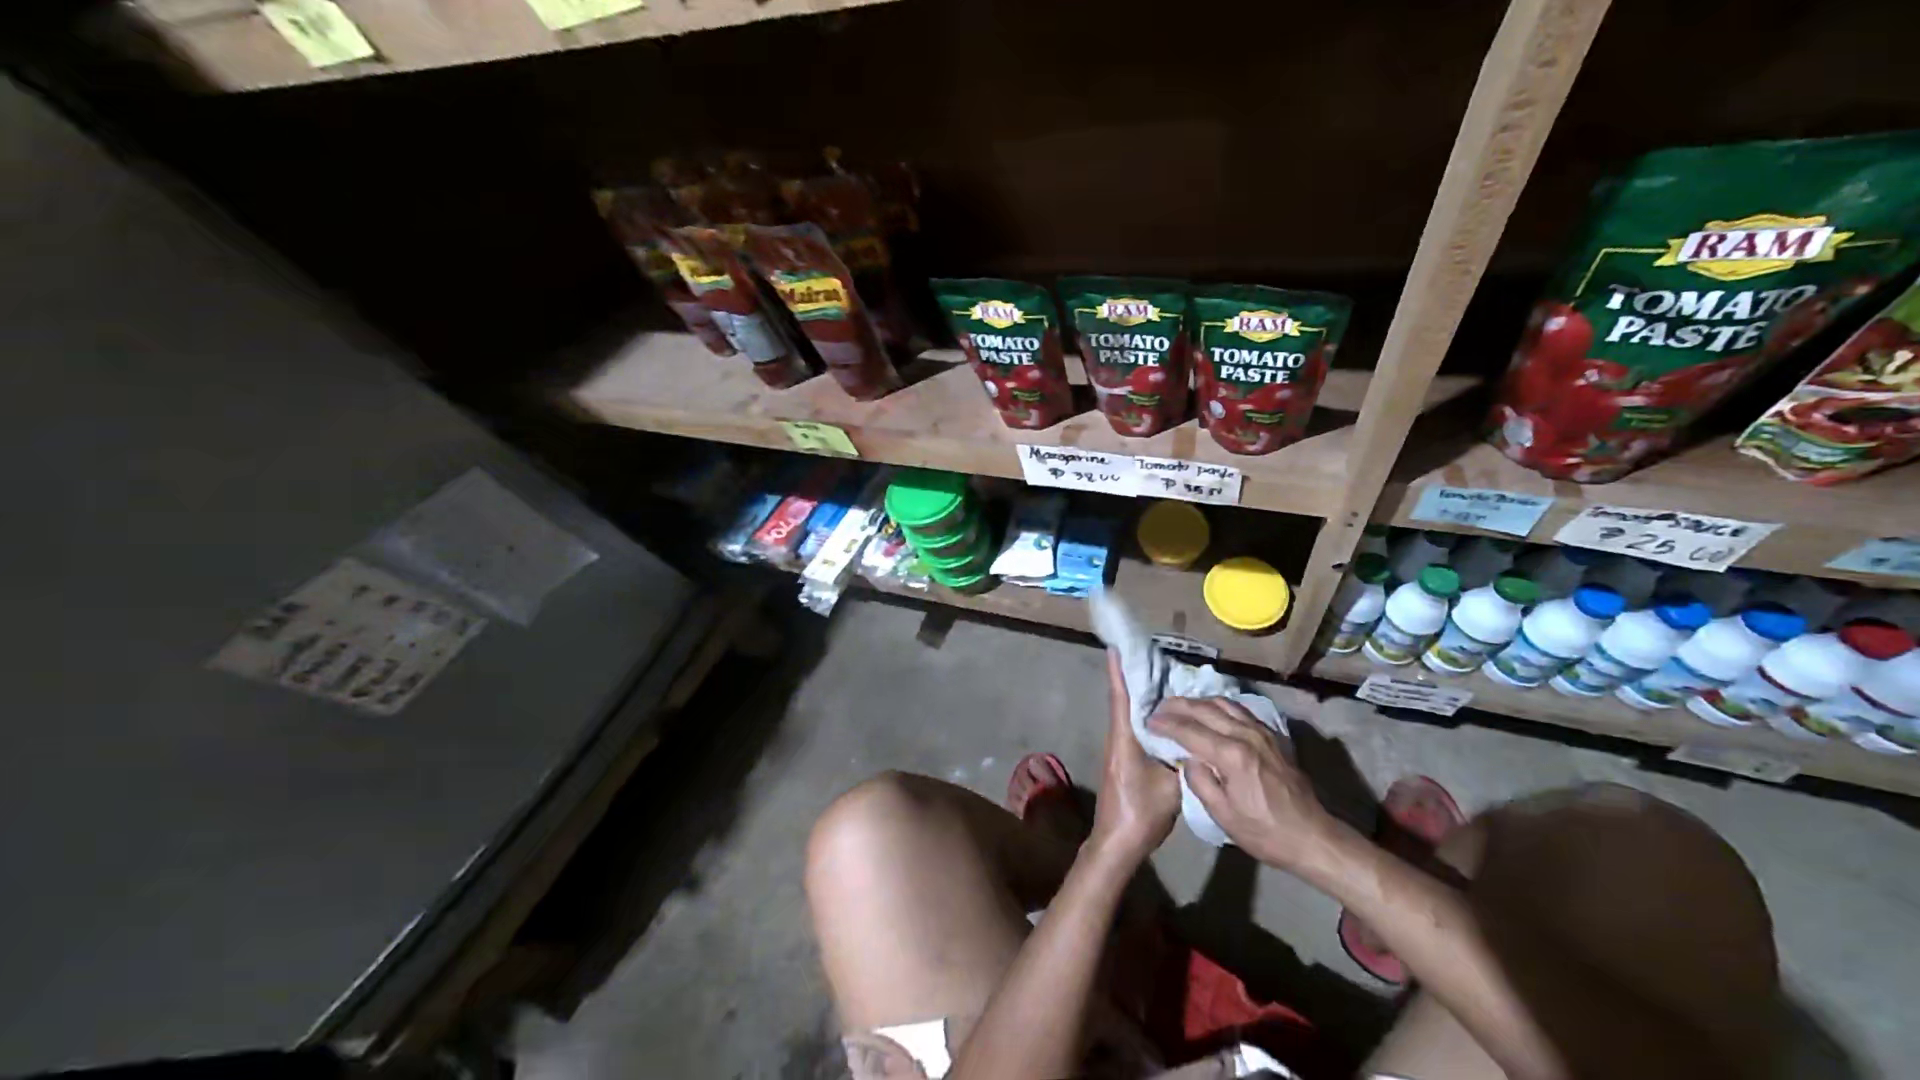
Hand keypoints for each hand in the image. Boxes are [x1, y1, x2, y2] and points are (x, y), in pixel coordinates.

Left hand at [1088, 651, 1179, 864]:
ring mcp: (1118, 748)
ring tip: (1161, 675)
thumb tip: (1201, 739)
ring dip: (1141, 694)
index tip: (1117, 646)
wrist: (1118, 843)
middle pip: (1125, 700)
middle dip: (1135, 676)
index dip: (1119, 671)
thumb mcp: (1171, 787)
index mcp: (1124, 738)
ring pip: (1129, 714)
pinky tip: (1161, 713)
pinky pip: (1133, 727)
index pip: (1121, 696)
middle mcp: (1117, 737)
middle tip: (1152, 654)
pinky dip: (1144, 713)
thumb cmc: (1140, 813)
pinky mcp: (1123, 758)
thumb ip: (1185, 759)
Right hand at [1147, 697, 1345, 870]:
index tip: (1148, 722)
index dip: (1166, 724)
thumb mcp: (1222, 815)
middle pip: (1205, 709)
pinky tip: (1211, 711)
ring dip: (1198, 702)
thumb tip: (1187, 758)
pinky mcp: (1273, 736)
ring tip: (1181, 706)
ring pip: (1224, 704)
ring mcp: (1262, 732)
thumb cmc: (1264, 832)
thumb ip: (1199, 781)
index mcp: (1232, 755)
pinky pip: (1240, 710)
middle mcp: (1247, 735)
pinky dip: (1219, 706)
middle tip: (1158, 708)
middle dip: (1178, 706)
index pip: (1190, 730)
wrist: (1312, 837)